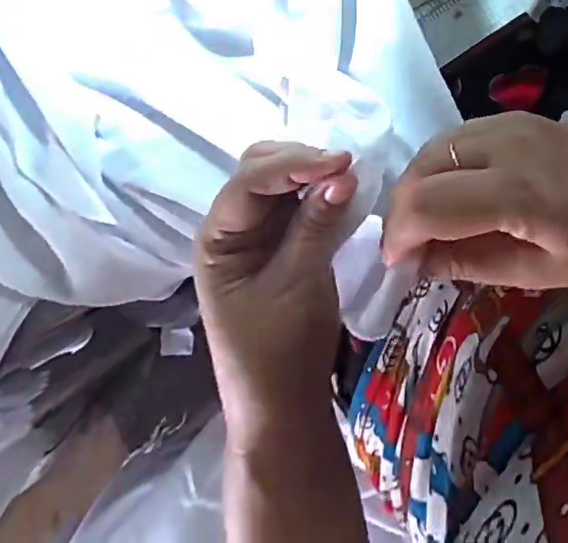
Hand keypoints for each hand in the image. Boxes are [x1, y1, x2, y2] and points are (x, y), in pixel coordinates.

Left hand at [196, 142, 354, 444]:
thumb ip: (317, 226)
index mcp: (218, 239)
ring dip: (313, 171)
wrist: (284, 407)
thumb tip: (345, 175)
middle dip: (300, 160)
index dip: (293, 164)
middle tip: (345, 166)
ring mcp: (259, 233)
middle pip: (260, 170)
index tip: (341, 162)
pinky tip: (345, 189)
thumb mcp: (299, 285)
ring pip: (282, 180)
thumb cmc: (279, 352)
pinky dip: (322, 190)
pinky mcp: (285, 242)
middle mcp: (234, 227)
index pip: (249, 183)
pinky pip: (301, 201)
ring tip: (349, 173)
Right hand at [381, 114, 567, 289]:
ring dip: (418, 184)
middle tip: (411, 245)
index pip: (427, 203)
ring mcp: (507, 121)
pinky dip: (439, 165)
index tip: (398, 263)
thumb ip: (471, 263)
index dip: (400, 234)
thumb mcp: (540, 271)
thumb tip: (417, 261)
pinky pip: (455, 136)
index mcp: (517, 192)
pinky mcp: (511, 115)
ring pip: (433, 147)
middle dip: (402, 210)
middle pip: (421, 169)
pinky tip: (453, 190)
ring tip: (429, 220)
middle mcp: (504, 144)